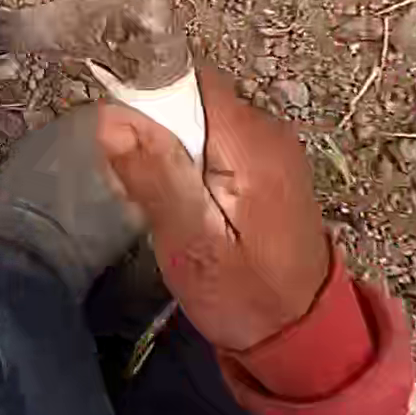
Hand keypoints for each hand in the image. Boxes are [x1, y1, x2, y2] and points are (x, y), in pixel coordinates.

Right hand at [95, 68, 330, 350]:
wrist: (304, 336)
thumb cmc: (244, 295)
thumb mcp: (192, 245)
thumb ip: (155, 178)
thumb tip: (111, 117)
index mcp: (251, 141)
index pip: (190, 78)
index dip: (150, 92)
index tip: (122, 132)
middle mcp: (266, 127)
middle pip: (193, 95)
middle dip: (157, 125)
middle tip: (138, 181)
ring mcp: (270, 142)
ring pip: (201, 115)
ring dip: (171, 143)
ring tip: (161, 197)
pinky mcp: (267, 158)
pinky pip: (216, 134)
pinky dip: (191, 156)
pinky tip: (185, 198)